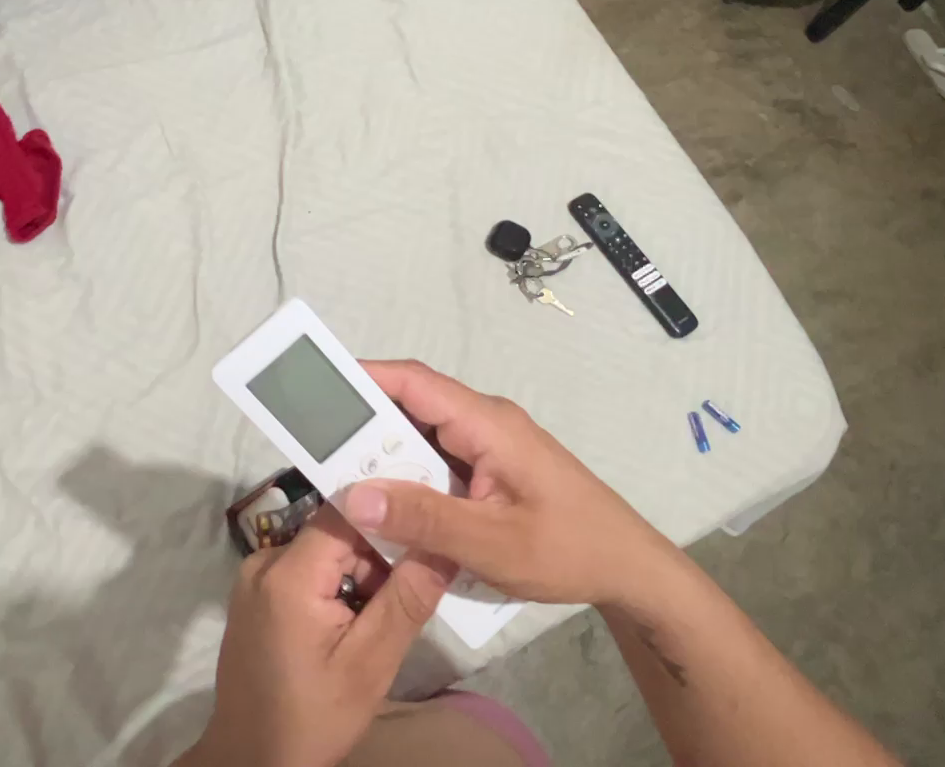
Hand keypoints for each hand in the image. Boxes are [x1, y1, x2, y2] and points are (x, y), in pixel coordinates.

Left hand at [179, 514, 452, 766]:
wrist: (250, 763)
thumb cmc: (311, 719)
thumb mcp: (370, 665)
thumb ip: (407, 599)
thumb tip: (444, 543)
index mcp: (288, 573)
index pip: (348, 512)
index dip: (389, 518)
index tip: (425, 533)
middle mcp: (264, 560)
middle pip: (336, 530)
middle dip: (375, 557)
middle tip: (401, 599)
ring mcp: (255, 575)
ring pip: (324, 548)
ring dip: (356, 573)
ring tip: (372, 621)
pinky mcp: (255, 592)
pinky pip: (305, 566)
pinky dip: (333, 583)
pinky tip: (347, 624)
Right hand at [342, 360, 680, 609]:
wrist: (628, 567)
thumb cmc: (567, 549)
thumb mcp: (491, 543)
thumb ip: (423, 519)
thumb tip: (355, 495)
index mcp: (487, 423)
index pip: (415, 383)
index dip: (364, 377)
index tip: (317, 385)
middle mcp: (484, 422)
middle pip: (413, 406)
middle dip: (364, 422)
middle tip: (315, 445)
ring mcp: (489, 444)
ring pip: (423, 434)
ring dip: (385, 453)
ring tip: (338, 475)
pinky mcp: (491, 467)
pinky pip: (439, 458)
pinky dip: (409, 474)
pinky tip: (385, 501)